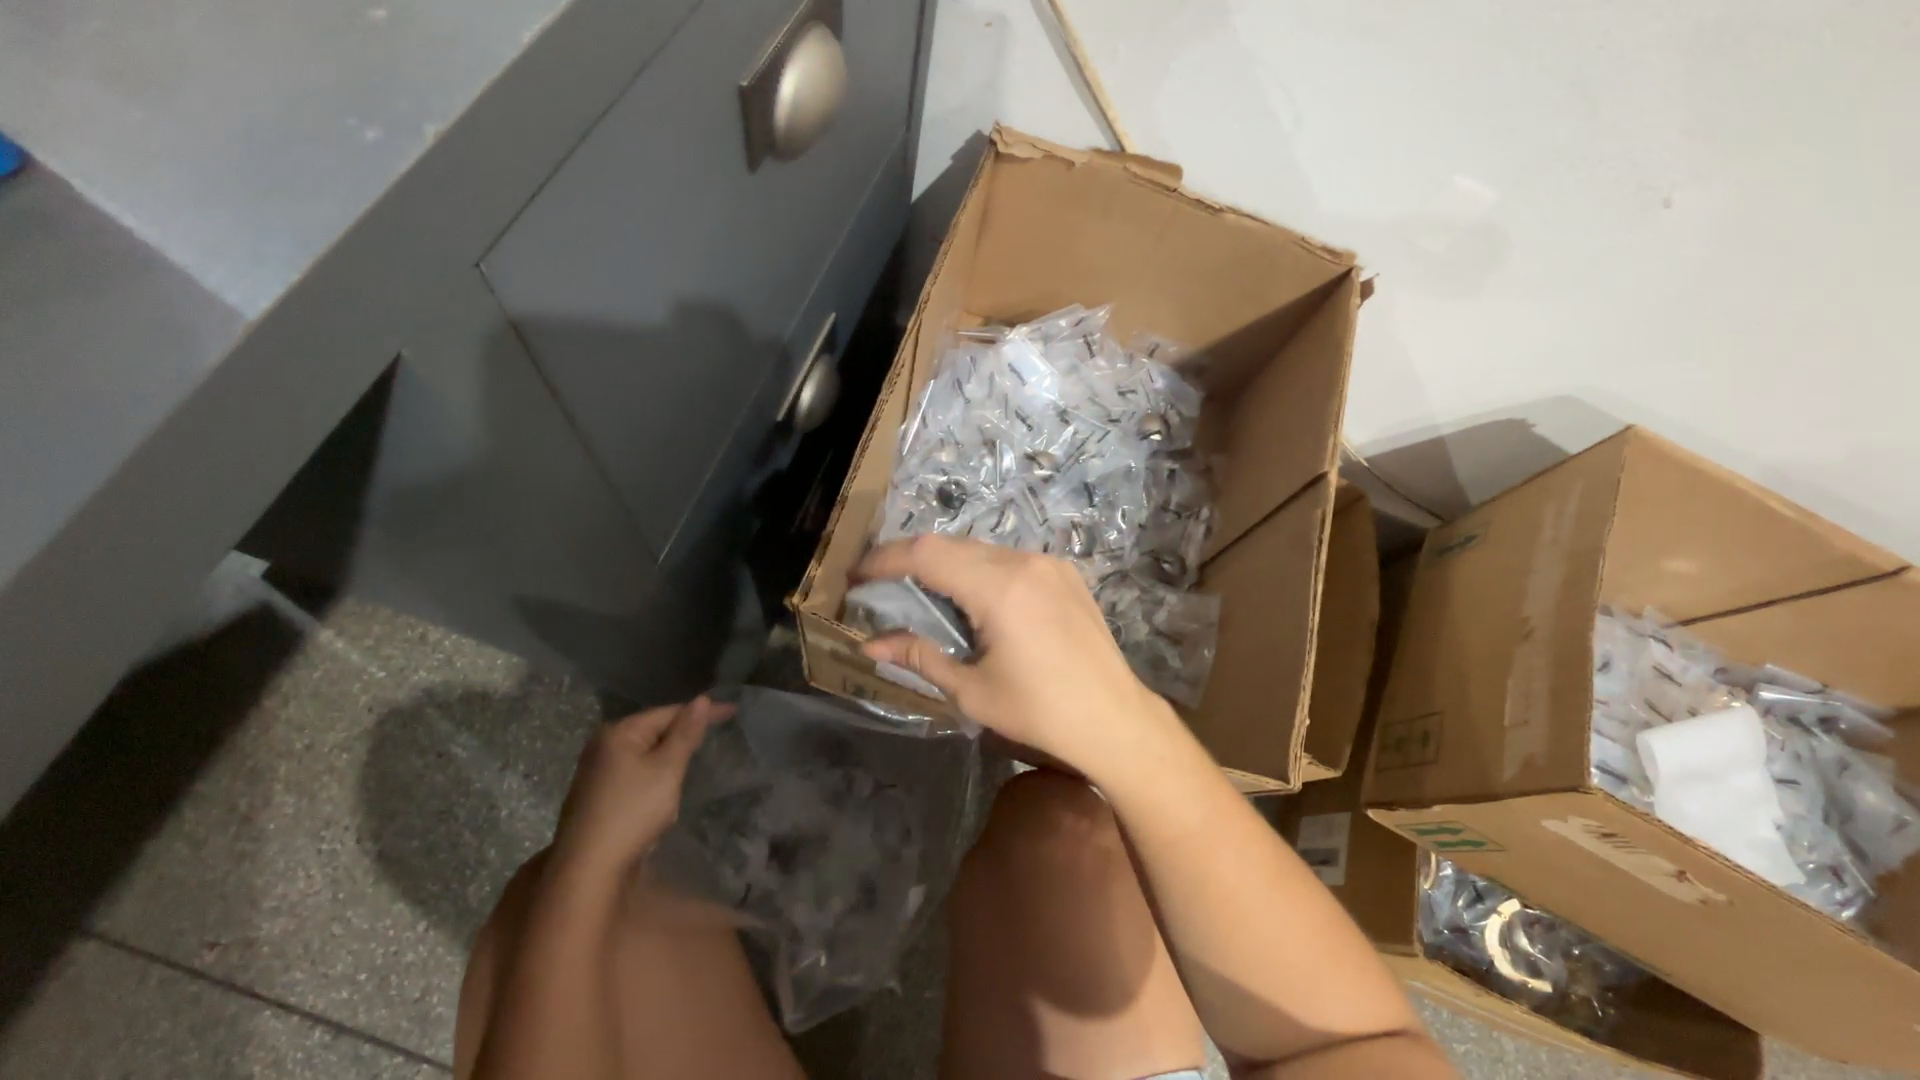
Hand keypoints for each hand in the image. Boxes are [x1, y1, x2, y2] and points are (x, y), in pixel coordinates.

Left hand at [550, 697, 730, 876]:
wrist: (589, 867)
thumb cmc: (633, 812)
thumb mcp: (667, 769)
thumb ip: (686, 734)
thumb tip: (702, 699)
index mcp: (619, 733)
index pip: (668, 712)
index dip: (702, 712)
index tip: (733, 711)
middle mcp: (602, 745)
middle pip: (653, 730)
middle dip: (683, 730)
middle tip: (716, 731)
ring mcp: (595, 772)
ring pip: (643, 752)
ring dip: (668, 753)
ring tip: (695, 754)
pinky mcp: (596, 795)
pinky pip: (633, 772)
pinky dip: (653, 772)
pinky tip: (664, 784)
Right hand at [855, 536, 1185, 777]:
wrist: (1114, 719)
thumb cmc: (1039, 712)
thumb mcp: (971, 690)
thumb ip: (919, 656)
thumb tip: (870, 644)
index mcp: (999, 590)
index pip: (927, 555)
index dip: (885, 559)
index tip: (857, 576)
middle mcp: (1024, 563)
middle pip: (952, 545)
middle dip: (911, 559)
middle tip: (881, 585)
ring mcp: (1049, 564)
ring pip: (981, 549)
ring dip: (947, 563)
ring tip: (923, 593)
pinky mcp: (1065, 574)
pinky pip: (1009, 559)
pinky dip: (980, 569)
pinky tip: (972, 599)